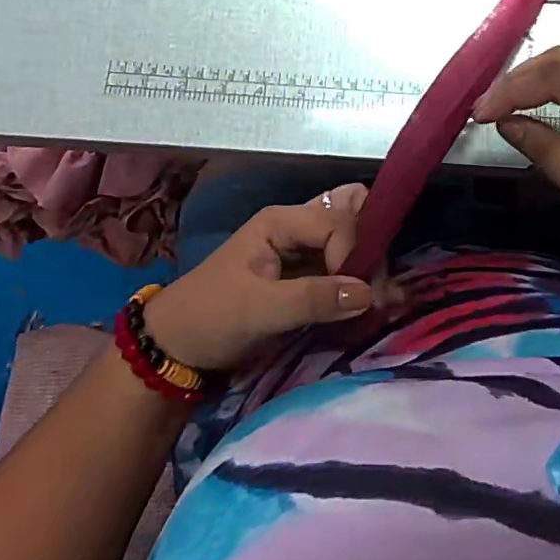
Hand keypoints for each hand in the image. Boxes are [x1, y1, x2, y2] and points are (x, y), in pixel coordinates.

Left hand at [143, 184, 374, 370]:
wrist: (177, 344)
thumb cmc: (210, 318)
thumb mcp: (258, 310)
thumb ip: (312, 299)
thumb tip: (367, 293)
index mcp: (280, 222)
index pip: (337, 223)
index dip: (353, 254)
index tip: (357, 294)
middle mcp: (296, 226)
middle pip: (351, 215)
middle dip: (371, 247)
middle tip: (380, 287)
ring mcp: (301, 248)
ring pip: (351, 236)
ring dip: (370, 261)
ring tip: (382, 293)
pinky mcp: (305, 272)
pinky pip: (343, 262)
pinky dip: (361, 276)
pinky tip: (374, 296)